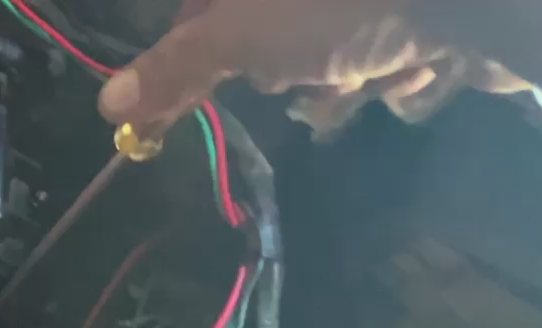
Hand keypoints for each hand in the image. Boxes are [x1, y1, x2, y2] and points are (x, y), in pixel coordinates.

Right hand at [98, 0, 529, 138]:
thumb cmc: (349, 2)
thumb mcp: (240, 34)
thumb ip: (176, 67)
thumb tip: (107, 104)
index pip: (205, 9)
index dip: (196, 48)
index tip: (186, 95)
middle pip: (275, 35)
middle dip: (289, 69)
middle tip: (301, 77)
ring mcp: (377, 5)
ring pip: (336, 51)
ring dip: (343, 80)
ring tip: (369, 74)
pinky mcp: (434, 15)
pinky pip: (398, 51)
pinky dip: (399, 72)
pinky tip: (416, 63)